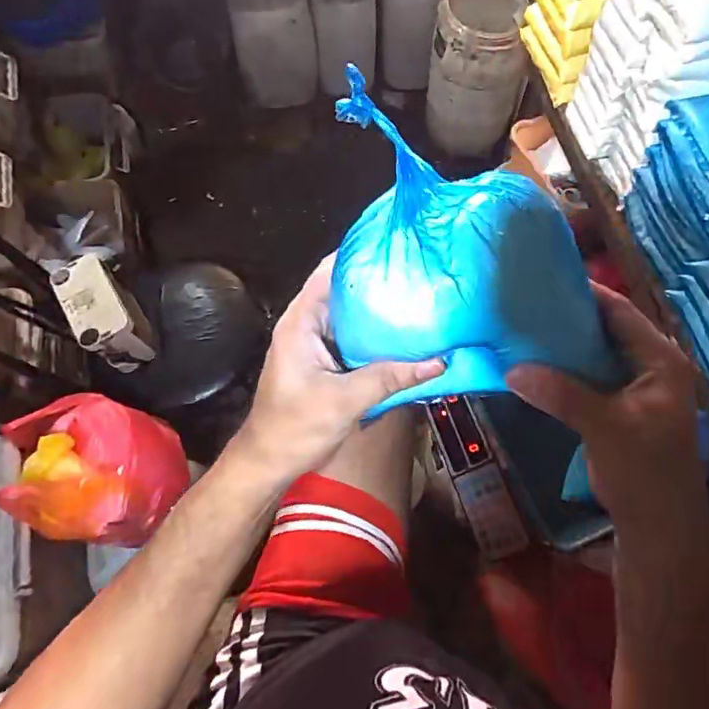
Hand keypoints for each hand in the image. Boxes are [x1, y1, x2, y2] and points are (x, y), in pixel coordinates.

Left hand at [228, 255, 442, 482]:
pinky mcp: (327, 363)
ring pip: (352, 317)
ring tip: (418, 297)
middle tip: (417, 272)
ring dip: (380, 311)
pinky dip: (377, 336)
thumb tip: (438, 362)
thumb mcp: (345, 400)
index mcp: (301, 324)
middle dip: (377, 282)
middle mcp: (307, 327)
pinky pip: (355, 340)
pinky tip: (405, 336)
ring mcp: (317, 345)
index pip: (328, 273)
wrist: (270, 463)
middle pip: (344, 292)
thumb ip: (390, 377)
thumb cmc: (294, 429)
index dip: (358, 255)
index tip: (392, 245)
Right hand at [507, 284, 704, 524]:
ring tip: (527, 330)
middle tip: (528, 304)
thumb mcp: (604, 428)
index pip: (622, 313)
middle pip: (609, 330)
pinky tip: (538, 368)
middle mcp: (653, 368)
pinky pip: (592, 378)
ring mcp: (638, 389)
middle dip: (571, 318)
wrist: (660, 530)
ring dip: (567, 346)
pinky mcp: (622, 409)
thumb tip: (512, 369)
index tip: (546, 280)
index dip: (587, 294)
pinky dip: (568, 371)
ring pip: (598, 355)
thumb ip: (561, 394)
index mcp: (662, 362)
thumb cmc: (644, 474)